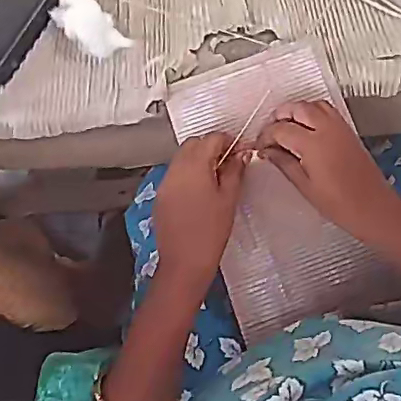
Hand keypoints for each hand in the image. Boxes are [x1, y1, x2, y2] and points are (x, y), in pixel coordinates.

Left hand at [150, 133, 244, 289]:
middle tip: (229, 162)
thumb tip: (240, 155)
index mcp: (194, 166)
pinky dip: (187, 174)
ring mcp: (164, 183)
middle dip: (211, 147)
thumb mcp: (228, 198)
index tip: (240, 151)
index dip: (228, 141)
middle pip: (193, 144)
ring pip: (181, 159)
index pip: (211, 139)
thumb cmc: (211, 232)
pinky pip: (174, 175)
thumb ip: (234, 171)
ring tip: (216, 177)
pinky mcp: (160, 196)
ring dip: (198, 160)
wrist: (184, 261)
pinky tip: (200, 191)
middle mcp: (175, 169)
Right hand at [258, 100, 400, 245]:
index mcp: (313, 144)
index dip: (266, 136)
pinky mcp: (349, 132)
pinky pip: (328, 111)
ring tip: (286, 126)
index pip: (280, 129)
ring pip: (314, 105)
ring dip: (297, 110)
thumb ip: (284, 163)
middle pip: (297, 108)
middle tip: (269, 132)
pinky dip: (313, 112)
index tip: (261, 146)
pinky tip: (307, 128)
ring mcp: (340, 128)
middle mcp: (327, 129)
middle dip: (279, 116)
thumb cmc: (339, 204)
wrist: (373, 208)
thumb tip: (268, 151)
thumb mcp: (305, 186)